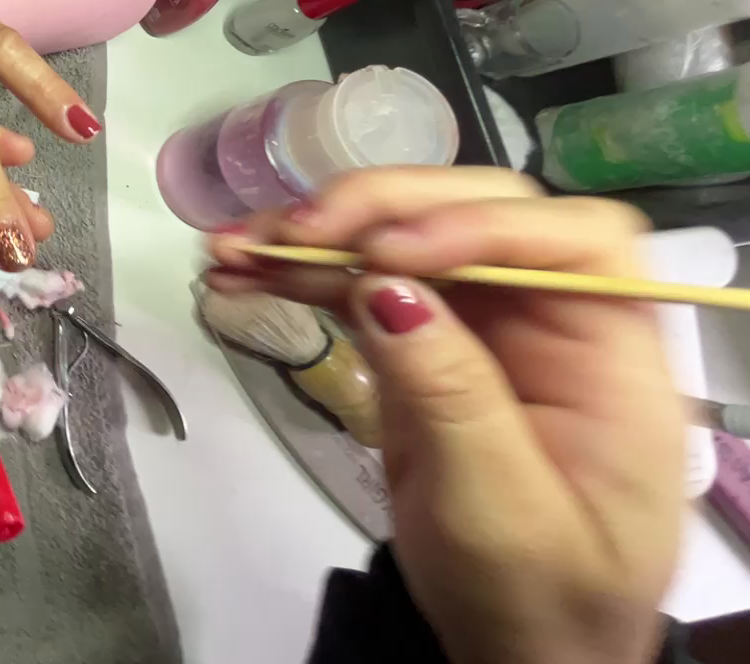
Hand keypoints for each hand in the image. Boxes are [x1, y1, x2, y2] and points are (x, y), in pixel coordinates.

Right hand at [207, 168, 681, 663]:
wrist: (506, 636)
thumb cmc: (533, 590)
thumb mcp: (500, 507)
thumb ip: (451, 392)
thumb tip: (382, 289)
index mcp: (605, 354)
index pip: (567, 240)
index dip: (473, 223)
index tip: (379, 254)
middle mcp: (540, 317)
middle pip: (463, 213)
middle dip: (368, 211)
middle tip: (285, 233)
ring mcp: (470, 321)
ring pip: (390, 237)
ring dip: (305, 236)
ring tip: (227, 250)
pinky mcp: (410, 334)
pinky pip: (348, 279)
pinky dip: (290, 271)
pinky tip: (235, 275)